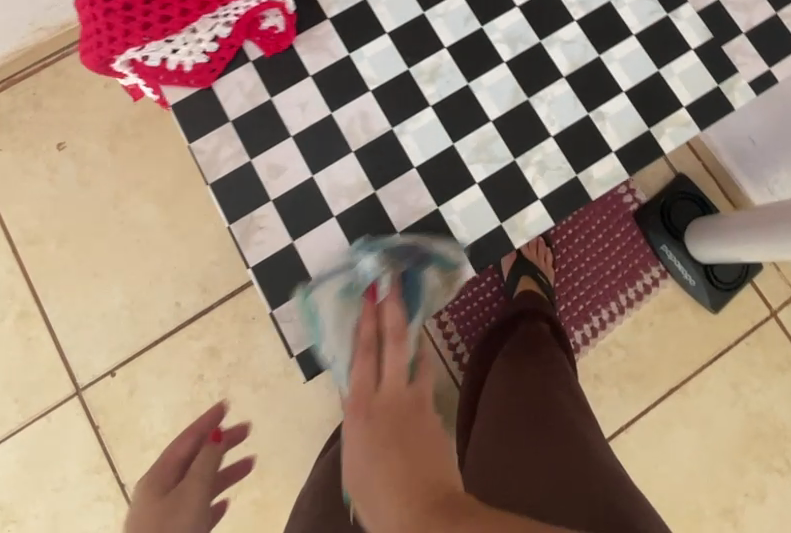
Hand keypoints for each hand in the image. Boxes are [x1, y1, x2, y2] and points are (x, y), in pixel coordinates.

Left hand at [125, 402, 254, 532]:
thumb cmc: (171, 532)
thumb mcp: (192, 492)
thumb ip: (206, 462)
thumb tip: (215, 433)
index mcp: (159, 476)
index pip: (187, 440)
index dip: (207, 422)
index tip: (228, 405)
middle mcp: (159, 492)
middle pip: (194, 460)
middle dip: (220, 445)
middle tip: (248, 430)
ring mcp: (164, 516)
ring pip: (198, 486)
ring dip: (224, 473)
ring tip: (251, 463)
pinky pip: (196, 511)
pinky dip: (213, 502)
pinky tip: (226, 503)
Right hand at [341, 283, 466, 532]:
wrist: (425, 516)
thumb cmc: (377, 497)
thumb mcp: (353, 459)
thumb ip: (356, 423)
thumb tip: (359, 402)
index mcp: (361, 407)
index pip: (362, 352)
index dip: (365, 319)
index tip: (368, 293)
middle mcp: (389, 395)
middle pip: (392, 340)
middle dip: (392, 307)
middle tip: (393, 281)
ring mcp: (417, 401)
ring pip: (416, 356)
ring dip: (414, 333)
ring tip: (413, 314)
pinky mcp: (437, 414)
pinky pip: (427, 385)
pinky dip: (422, 373)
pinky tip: (420, 371)